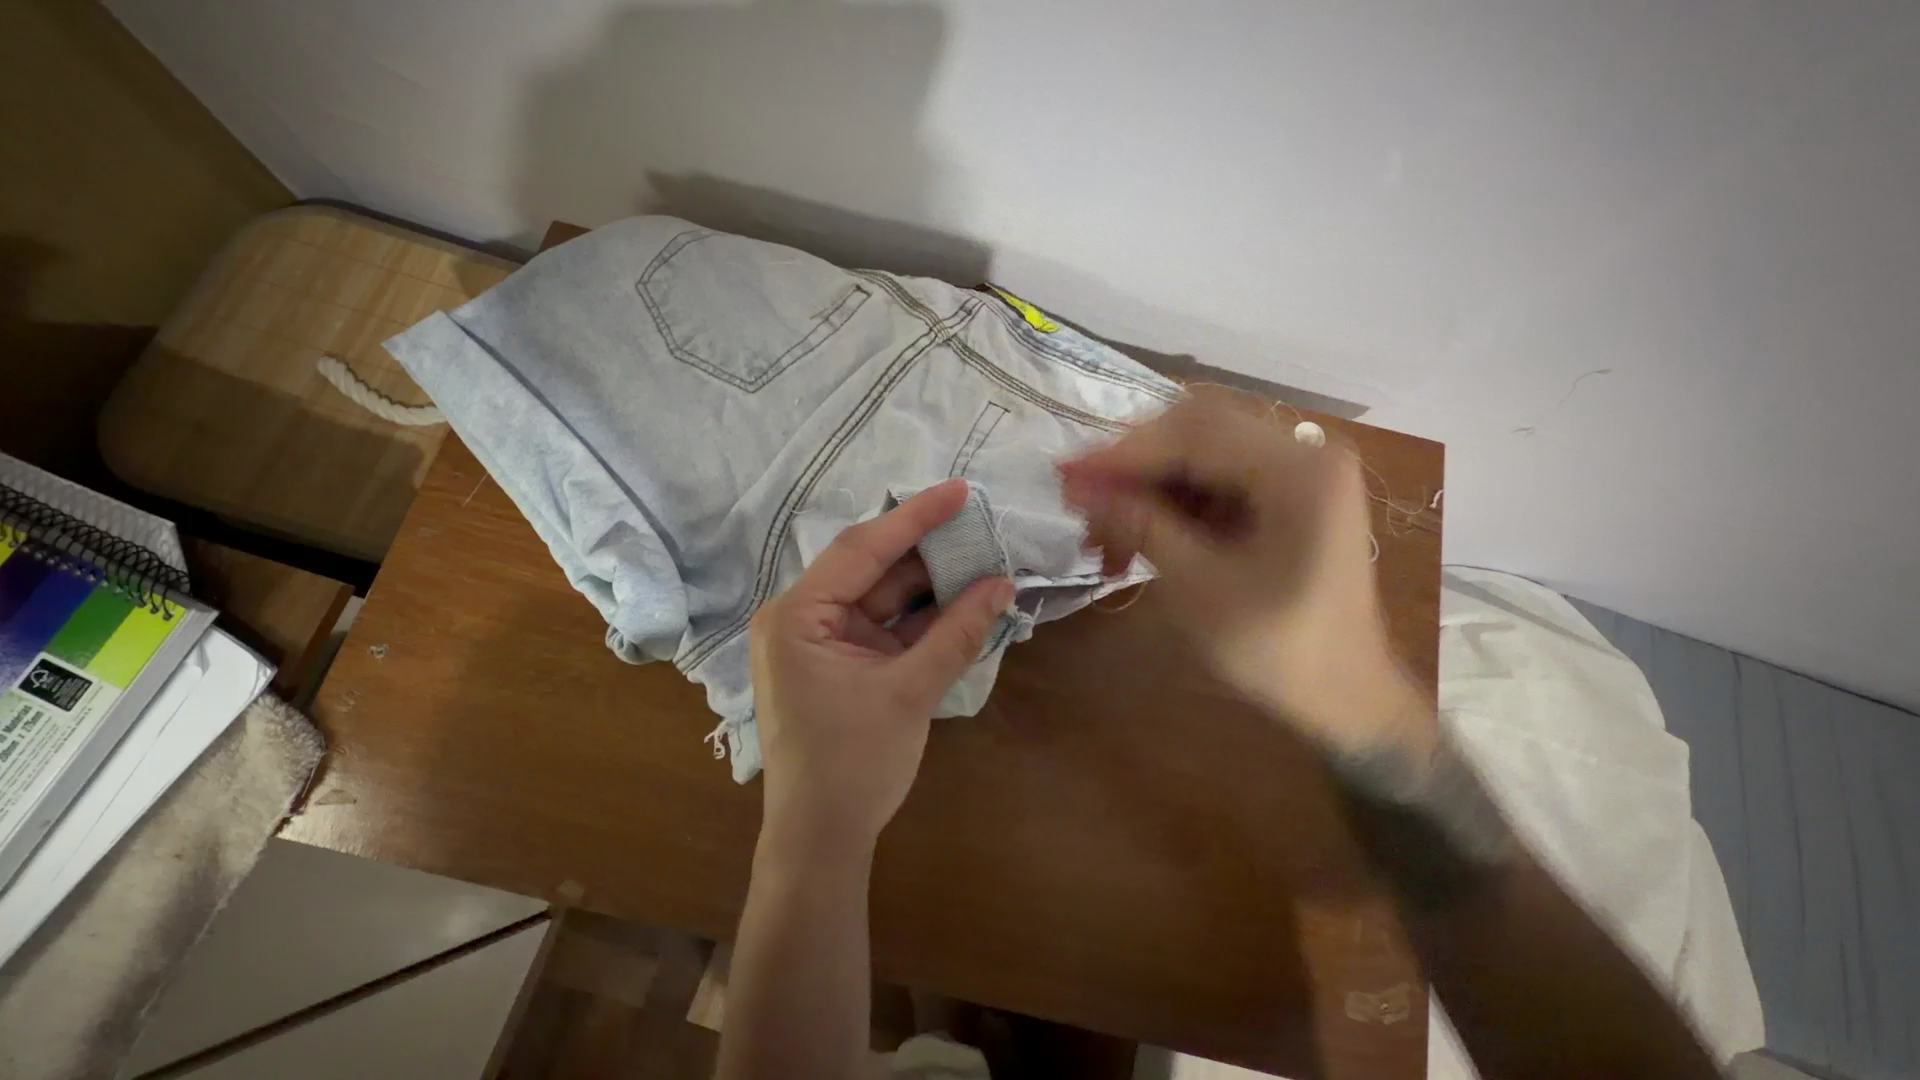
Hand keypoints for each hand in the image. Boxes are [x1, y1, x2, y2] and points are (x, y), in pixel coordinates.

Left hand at [748, 479, 1014, 859]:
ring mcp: (821, 641)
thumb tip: (1003, 584)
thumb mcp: (909, 692)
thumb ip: (957, 634)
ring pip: (882, 597)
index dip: (914, 517)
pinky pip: (885, 626)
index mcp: (797, 616)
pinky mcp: (841, 663)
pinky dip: (922, 617)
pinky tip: (963, 599)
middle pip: (871, 569)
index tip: (960, 491)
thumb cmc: (853, 765)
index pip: (861, 549)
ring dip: (930, 584)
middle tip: (981, 525)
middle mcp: (801, 618)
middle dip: (927, 551)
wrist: (821, 839)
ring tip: (982, 556)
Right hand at [1058, 393, 1432, 756]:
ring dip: (1145, 490)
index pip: (1194, 433)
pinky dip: (1169, 506)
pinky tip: (1134, 541)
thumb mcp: (1200, 590)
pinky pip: (1213, 482)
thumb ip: (1141, 527)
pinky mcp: (1283, 497)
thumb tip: (1078, 487)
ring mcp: (1296, 474)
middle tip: (1078, 503)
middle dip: (1131, 468)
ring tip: (1101, 537)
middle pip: (1195, 432)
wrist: (1347, 699)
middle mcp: (1303, 454)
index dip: (1123, 453)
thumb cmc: (1281, 653)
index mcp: (1299, 472)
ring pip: (1198, 456)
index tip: (1066, 479)